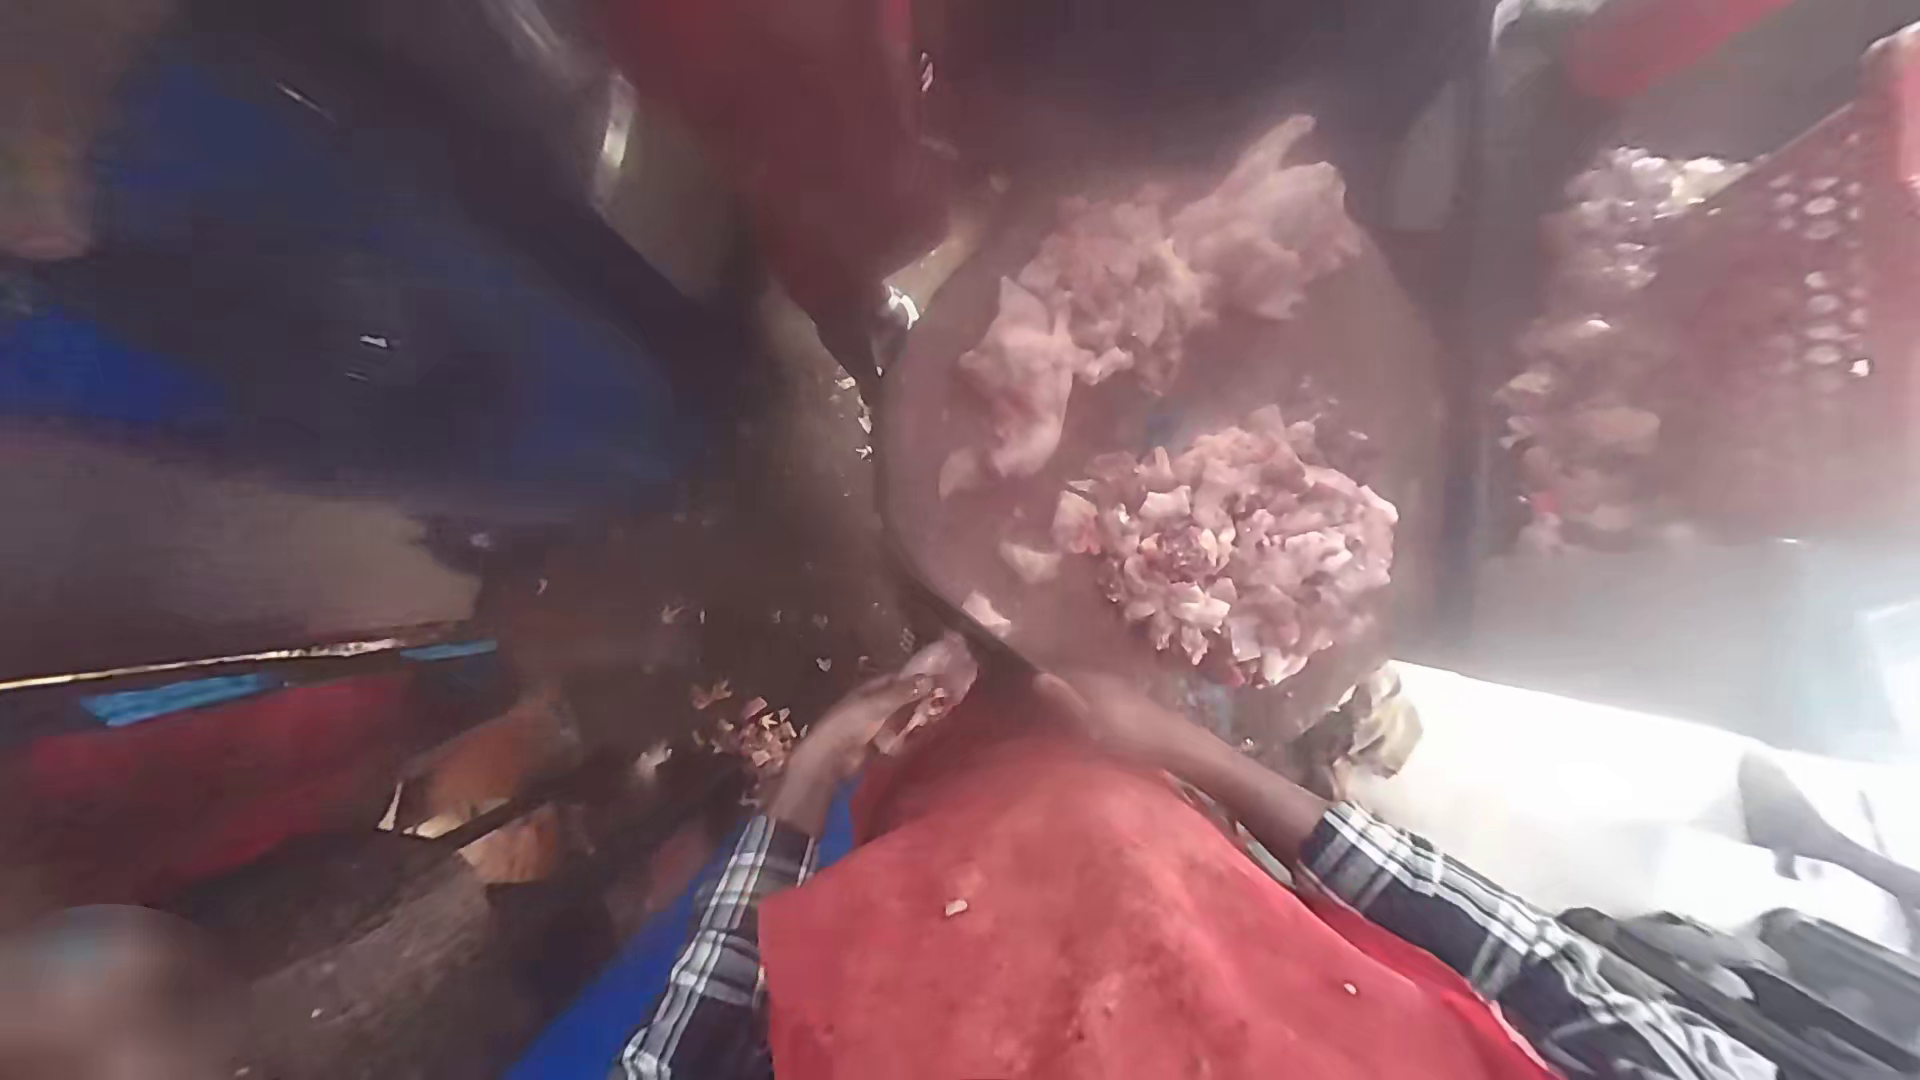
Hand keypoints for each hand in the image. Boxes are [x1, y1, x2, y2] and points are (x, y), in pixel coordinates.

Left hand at [767, 673, 930, 834]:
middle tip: (947, 702)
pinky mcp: (880, 744)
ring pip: (904, 718)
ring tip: (940, 719)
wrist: (830, 756)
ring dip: (918, 719)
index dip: (920, 678)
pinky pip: (900, 737)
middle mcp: (876, 703)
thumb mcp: (878, 703)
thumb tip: (930, 679)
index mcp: (873, 688)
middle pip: (905, 698)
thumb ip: (903, 692)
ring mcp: (878, 724)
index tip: (942, 680)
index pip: (901, 678)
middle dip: (922, 700)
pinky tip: (925, 737)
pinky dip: (910, 736)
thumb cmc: (850, 722)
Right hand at [1033, 672, 1221, 774]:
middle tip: (1035, 700)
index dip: (1041, 678)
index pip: (1058, 671)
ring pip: (1086, 685)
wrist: (1179, 745)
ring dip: (1071, 692)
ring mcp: (1118, 686)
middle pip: (1072, 676)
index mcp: (1091, 679)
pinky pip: (1098, 693)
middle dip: (1055, 684)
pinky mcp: (1129, 699)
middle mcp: (1103, 677)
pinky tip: (1085, 715)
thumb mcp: (1092, 725)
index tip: (1023, 689)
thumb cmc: (1132, 738)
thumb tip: (1037, 677)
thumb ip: (1065, 701)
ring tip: (1056, 710)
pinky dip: (1086, 699)